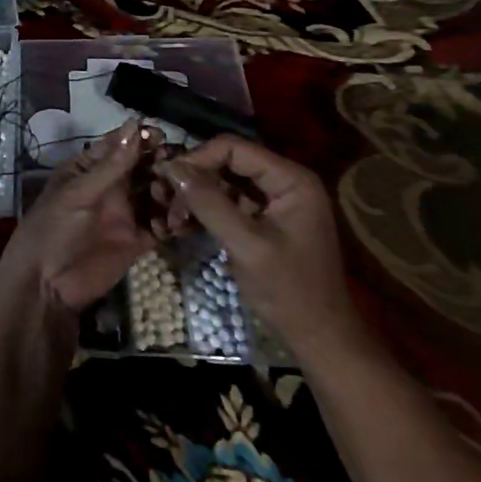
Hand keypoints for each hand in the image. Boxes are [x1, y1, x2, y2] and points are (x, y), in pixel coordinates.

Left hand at [0, 122, 161, 309]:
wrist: (47, 284)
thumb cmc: (53, 230)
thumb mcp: (78, 194)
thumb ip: (110, 165)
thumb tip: (134, 126)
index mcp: (91, 169)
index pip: (122, 146)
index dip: (142, 139)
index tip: (162, 138)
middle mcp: (113, 186)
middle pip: (147, 167)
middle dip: (165, 165)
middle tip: (180, 170)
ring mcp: (127, 212)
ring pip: (160, 194)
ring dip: (173, 193)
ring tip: (178, 200)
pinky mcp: (139, 239)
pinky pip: (164, 224)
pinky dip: (175, 221)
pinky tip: (179, 224)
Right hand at [157, 136, 367, 359]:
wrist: (316, 333)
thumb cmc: (288, 288)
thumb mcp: (246, 244)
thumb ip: (210, 203)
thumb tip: (171, 168)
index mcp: (290, 180)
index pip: (233, 148)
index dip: (196, 159)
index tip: (166, 181)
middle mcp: (283, 181)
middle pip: (224, 162)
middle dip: (191, 180)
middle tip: (163, 203)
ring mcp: (273, 200)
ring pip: (220, 182)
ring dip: (192, 197)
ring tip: (170, 220)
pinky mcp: (261, 218)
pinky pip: (225, 202)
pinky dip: (202, 212)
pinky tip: (181, 227)